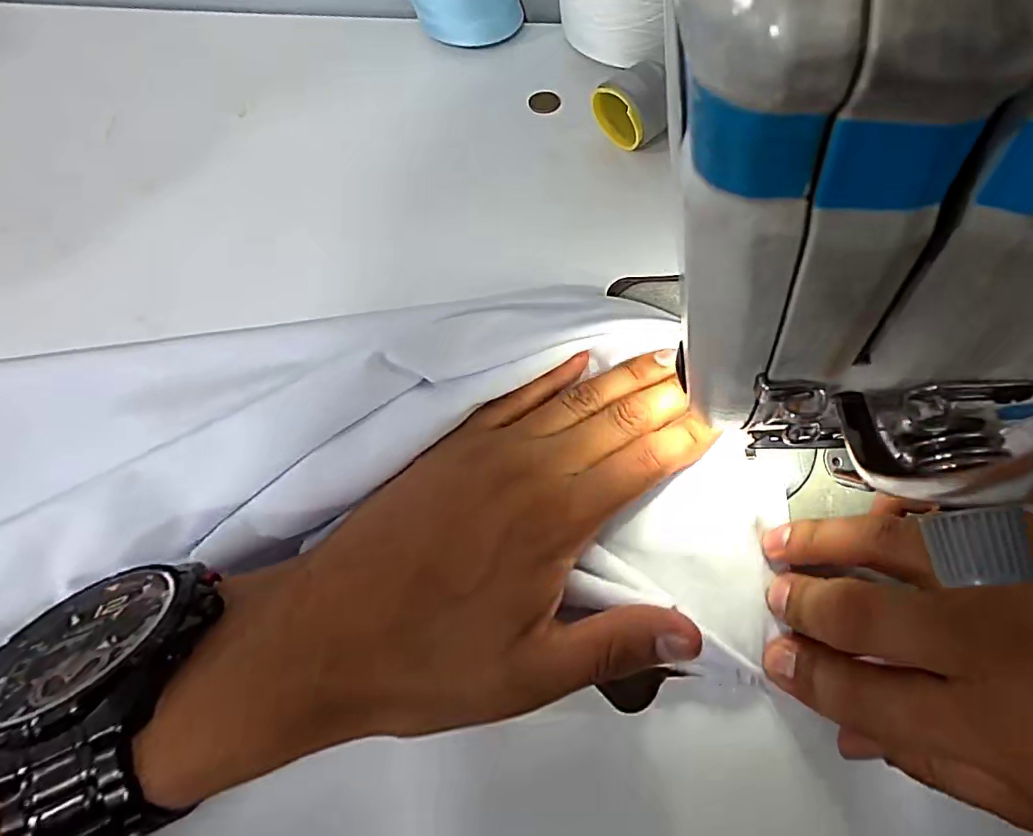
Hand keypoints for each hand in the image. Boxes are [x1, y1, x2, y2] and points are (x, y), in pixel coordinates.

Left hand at [136, 349, 718, 805]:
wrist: (316, 638)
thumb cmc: (425, 661)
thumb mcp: (529, 675)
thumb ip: (615, 646)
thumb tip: (690, 638)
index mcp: (556, 519)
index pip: (641, 461)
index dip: (684, 438)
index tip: (715, 421)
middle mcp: (530, 469)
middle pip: (616, 417)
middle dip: (666, 395)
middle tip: (702, 376)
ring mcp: (490, 448)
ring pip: (575, 398)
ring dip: (623, 376)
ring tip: (659, 358)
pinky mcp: (457, 443)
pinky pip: (518, 395)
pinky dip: (553, 375)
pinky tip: (577, 359)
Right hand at [757, 499, 1032, 834]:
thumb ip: (933, 758)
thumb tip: (857, 729)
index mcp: (981, 720)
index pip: (860, 689)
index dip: (808, 674)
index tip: (776, 657)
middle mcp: (981, 639)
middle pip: (860, 609)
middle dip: (802, 600)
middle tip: (770, 592)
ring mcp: (1004, 576)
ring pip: (888, 546)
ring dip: (828, 541)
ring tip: (784, 539)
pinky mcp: (1029, 537)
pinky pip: (940, 517)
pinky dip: (893, 514)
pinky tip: (866, 515)